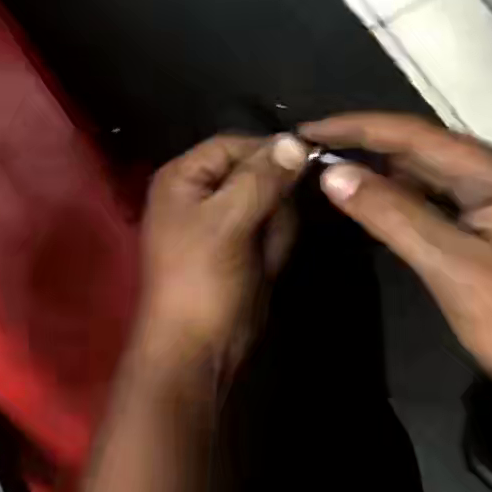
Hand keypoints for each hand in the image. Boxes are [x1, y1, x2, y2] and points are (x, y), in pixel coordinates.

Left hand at [133, 134, 306, 376]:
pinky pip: (271, 231)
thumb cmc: (203, 279)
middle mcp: (200, 191)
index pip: (233, 145)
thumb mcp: (229, 223)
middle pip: (257, 173)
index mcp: (183, 176)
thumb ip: (260, 179)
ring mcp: (223, 220)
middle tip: (266, 230)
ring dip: (275, 230)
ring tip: (262, 255)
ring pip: (271, 203)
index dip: (268, 151)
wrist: (198, 351)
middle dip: (272, 203)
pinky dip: (275, 248)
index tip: (308, 160)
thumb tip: (293, 140)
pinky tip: (266, 268)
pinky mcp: (241, 246)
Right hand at [300, 113, 491, 441]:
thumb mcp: (459, 274)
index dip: (355, 127)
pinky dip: (422, 203)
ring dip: (394, 176)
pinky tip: (396, 214)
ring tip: (341, 179)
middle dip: (370, 149)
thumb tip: (333, 172)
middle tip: (314, 157)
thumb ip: (394, 216)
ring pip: (448, 179)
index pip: (415, 134)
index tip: (305, 130)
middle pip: (432, 151)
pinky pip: (464, 205)